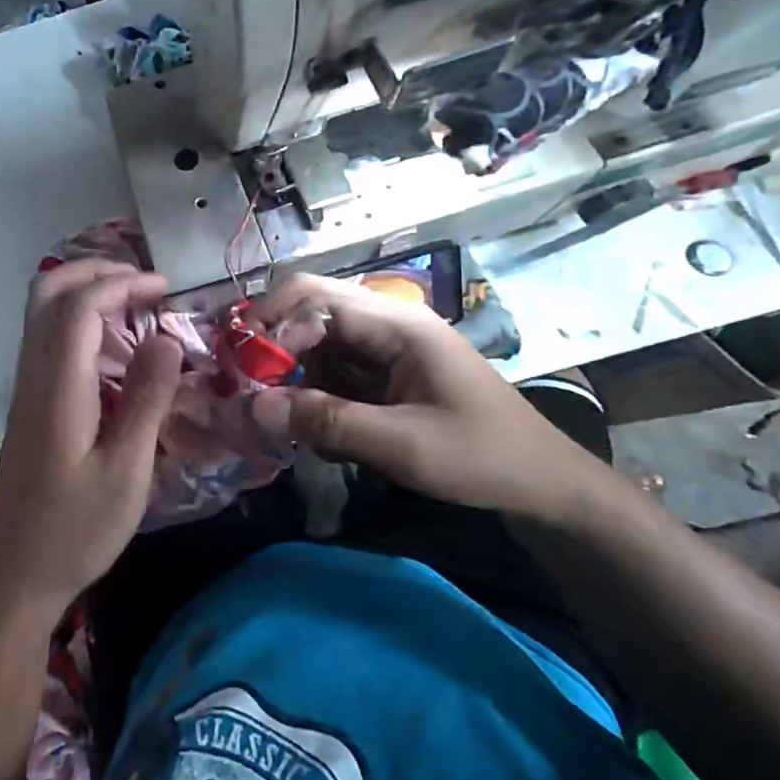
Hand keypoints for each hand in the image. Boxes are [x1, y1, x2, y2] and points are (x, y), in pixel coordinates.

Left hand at [0, 261, 182, 608]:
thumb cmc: (76, 528)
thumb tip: (167, 339)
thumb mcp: (127, 470)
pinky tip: (117, 349)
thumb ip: (147, 399)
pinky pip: (49, 339)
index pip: (80, 306)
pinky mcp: (29, 403)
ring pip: (44, 312)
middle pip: (48, 292)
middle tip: (146, 284)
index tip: (166, 288)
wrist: (16, 575)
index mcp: (58, 387)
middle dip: (97, 272)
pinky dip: (81, 321)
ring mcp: (26, 387)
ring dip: (88, 292)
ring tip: (138, 307)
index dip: (123, 283)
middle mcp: (33, 375)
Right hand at [248, 273, 613, 522]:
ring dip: (295, 378)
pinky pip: (336, 372)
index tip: (239, 368)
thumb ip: (328, 421)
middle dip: (275, 348)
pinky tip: (323, 435)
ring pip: (318, 345)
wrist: (540, 482)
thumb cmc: (480, 456)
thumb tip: (253, 406)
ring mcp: (387, 348)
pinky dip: (319, 397)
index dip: (270, 324)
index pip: (314, 296)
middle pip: (311, 313)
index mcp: (396, 323)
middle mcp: (387, 323)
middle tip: (245, 389)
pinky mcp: (387, 374)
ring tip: (284, 421)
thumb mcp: (402, 445)